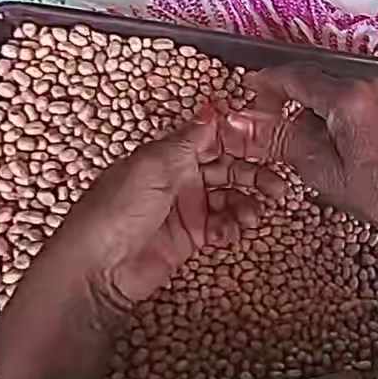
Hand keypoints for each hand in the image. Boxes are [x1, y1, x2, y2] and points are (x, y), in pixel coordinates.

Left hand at [37, 111, 285, 318]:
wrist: (100, 268)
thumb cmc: (117, 211)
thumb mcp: (153, 166)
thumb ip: (188, 139)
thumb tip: (212, 110)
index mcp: (169, 155)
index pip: (213, 140)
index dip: (241, 141)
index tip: (268, 145)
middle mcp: (180, 178)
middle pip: (229, 170)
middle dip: (255, 176)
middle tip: (277, 188)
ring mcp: (188, 208)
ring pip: (230, 198)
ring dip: (247, 204)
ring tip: (253, 217)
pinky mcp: (192, 236)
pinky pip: (223, 225)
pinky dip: (233, 227)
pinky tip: (234, 231)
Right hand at [229, 66, 377, 230]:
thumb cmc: (377, 192)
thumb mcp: (322, 170)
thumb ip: (281, 140)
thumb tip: (242, 122)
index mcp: (346, 98)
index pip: (293, 77)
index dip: (264, 85)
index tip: (245, 94)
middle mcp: (363, 87)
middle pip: (309, 79)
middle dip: (282, 96)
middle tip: (261, 120)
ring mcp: (375, 95)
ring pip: (325, 89)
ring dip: (302, 106)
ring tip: (288, 137)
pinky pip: (342, 99)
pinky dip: (322, 112)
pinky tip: (316, 138)